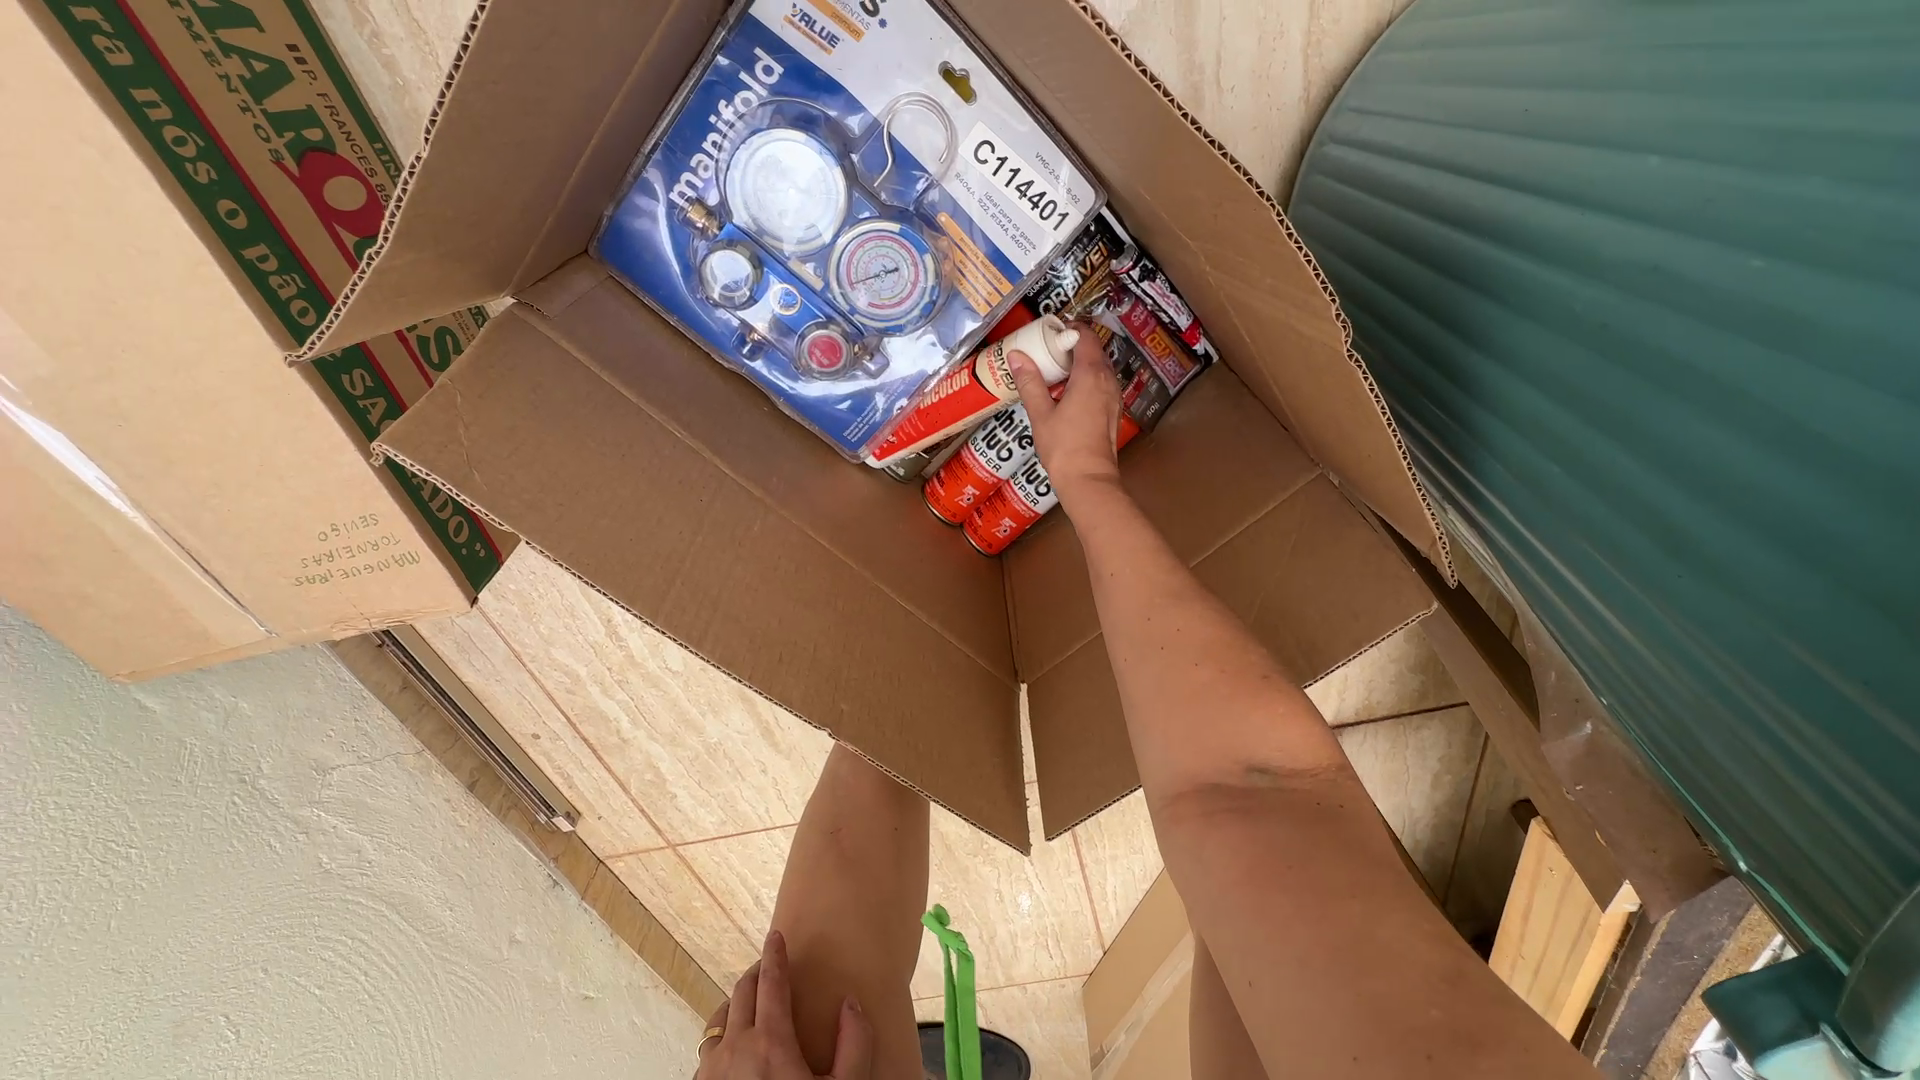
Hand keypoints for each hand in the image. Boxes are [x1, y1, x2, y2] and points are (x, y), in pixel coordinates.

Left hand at [696, 931, 871, 1079]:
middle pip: (742, 992)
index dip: (775, 955)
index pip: (771, 982)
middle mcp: (734, 1048)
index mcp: (770, 1041)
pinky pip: (708, 1050)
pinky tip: (735, 1050)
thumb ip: (854, 1046)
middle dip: (757, 974)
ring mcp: (711, 1072)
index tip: (776, 936)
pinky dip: (722, 1036)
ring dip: (736, 1005)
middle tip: (769, 968)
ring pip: (719, 1020)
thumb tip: (850, 1005)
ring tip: (751, 1007)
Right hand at [1007, 321, 1121, 507]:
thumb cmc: (1064, 447)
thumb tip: (1016, 356)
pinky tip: (1067, 395)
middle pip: (1093, 350)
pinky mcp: (1113, 412)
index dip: (1068, 330)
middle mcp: (1108, 380)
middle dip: (1071, 347)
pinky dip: (1086, 381)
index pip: (1085, 336)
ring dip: (1079, 365)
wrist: (1089, 480)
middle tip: (1047, 353)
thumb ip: (1030, 382)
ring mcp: (1114, 397)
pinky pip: (1101, 385)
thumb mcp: (1040, 413)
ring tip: (1054, 374)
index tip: (1048, 335)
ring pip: (1099, 368)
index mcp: (1091, 374)